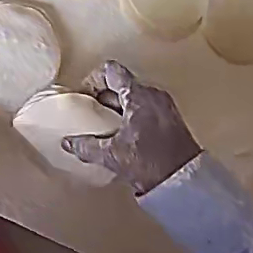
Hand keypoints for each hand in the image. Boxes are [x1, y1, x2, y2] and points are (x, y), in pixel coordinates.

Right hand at [63, 61, 200, 194]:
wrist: (185, 182)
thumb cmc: (149, 161)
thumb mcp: (112, 154)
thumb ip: (86, 146)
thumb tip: (67, 143)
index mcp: (138, 95)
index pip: (110, 70)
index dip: (93, 81)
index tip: (86, 100)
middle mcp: (153, 94)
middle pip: (120, 84)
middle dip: (103, 99)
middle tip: (91, 117)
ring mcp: (164, 105)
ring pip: (132, 97)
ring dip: (117, 109)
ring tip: (106, 130)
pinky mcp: (171, 118)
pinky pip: (145, 108)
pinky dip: (131, 116)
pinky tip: (123, 137)